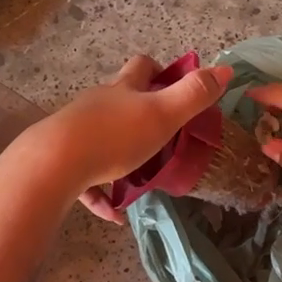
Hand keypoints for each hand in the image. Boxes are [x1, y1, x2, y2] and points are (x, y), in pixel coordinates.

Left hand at [16, 55, 232, 223]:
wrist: (54, 164)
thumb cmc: (114, 136)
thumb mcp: (163, 114)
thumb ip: (194, 95)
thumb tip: (226, 70)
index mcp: (123, 89)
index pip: (142, 67)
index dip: (160, 71)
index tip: (174, 86)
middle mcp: (97, 103)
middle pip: (119, 99)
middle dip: (140, 113)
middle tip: (163, 137)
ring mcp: (76, 130)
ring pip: (102, 137)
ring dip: (121, 154)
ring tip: (141, 179)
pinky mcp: (61, 161)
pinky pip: (84, 177)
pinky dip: (100, 193)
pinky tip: (113, 215)